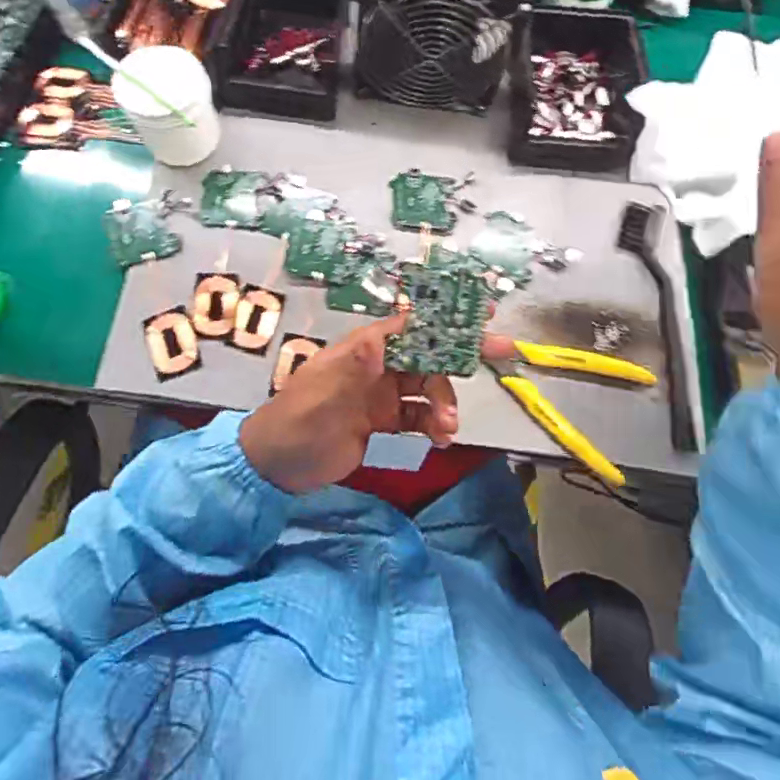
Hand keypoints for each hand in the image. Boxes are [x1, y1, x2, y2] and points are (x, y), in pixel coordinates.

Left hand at [239, 313, 460, 493]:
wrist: (277, 466)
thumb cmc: (297, 422)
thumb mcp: (323, 393)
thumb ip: (353, 368)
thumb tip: (379, 338)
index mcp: (360, 350)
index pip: (409, 326)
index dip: (444, 318)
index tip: (482, 314)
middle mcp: (373, 366)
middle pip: (425, 354)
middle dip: (460, 356)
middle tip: (502, 352)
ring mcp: (377, 394)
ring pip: (426, 387)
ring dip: (444, 402)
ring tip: (448, 429)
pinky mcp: (379, 421)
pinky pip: (417, 416)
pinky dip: (433, 425)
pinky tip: (440, 440)